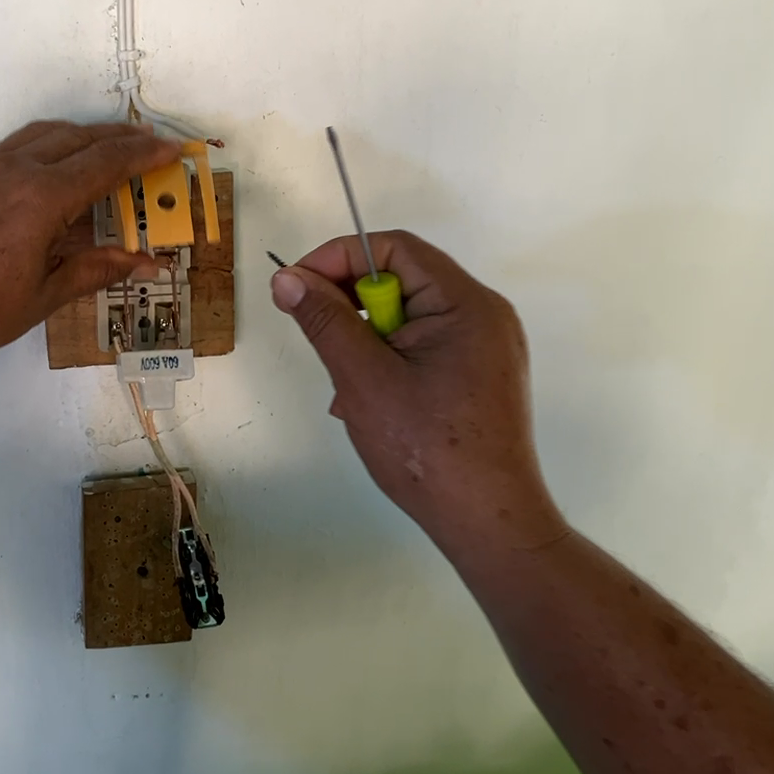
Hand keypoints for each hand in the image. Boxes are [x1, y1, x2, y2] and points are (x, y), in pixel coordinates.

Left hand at [0, 120, 180, 368]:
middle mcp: (15, 169)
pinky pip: (21, 143)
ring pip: (48, 133)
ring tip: (111, 149)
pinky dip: (52, 143)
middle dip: (122, 139)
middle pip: (80, 138)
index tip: (174, 152)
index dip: (145, 157)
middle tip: (153, 147)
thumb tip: (146, 263)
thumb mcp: (43, 295)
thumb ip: (97, 269)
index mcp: (40, 198)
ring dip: (85, 135)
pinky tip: (59, 165)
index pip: (105, 163)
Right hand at [271, 231, 567, 554]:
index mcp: (464, 304)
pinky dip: (384, 358)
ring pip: (404, 315)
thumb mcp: (362, 377)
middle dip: (348, 302)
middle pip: (401, 278)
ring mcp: (482, 347)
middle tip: (313, 331)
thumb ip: (323, 319)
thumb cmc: (425, 447)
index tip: (296, 287)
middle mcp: (481, 315)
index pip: (394, 248)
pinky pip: (419, 345)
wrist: (487, 524)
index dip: (338, 257)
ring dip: (362, 336)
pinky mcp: (476, 375)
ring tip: (342, 380)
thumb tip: (286, 278)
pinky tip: (367, 399)